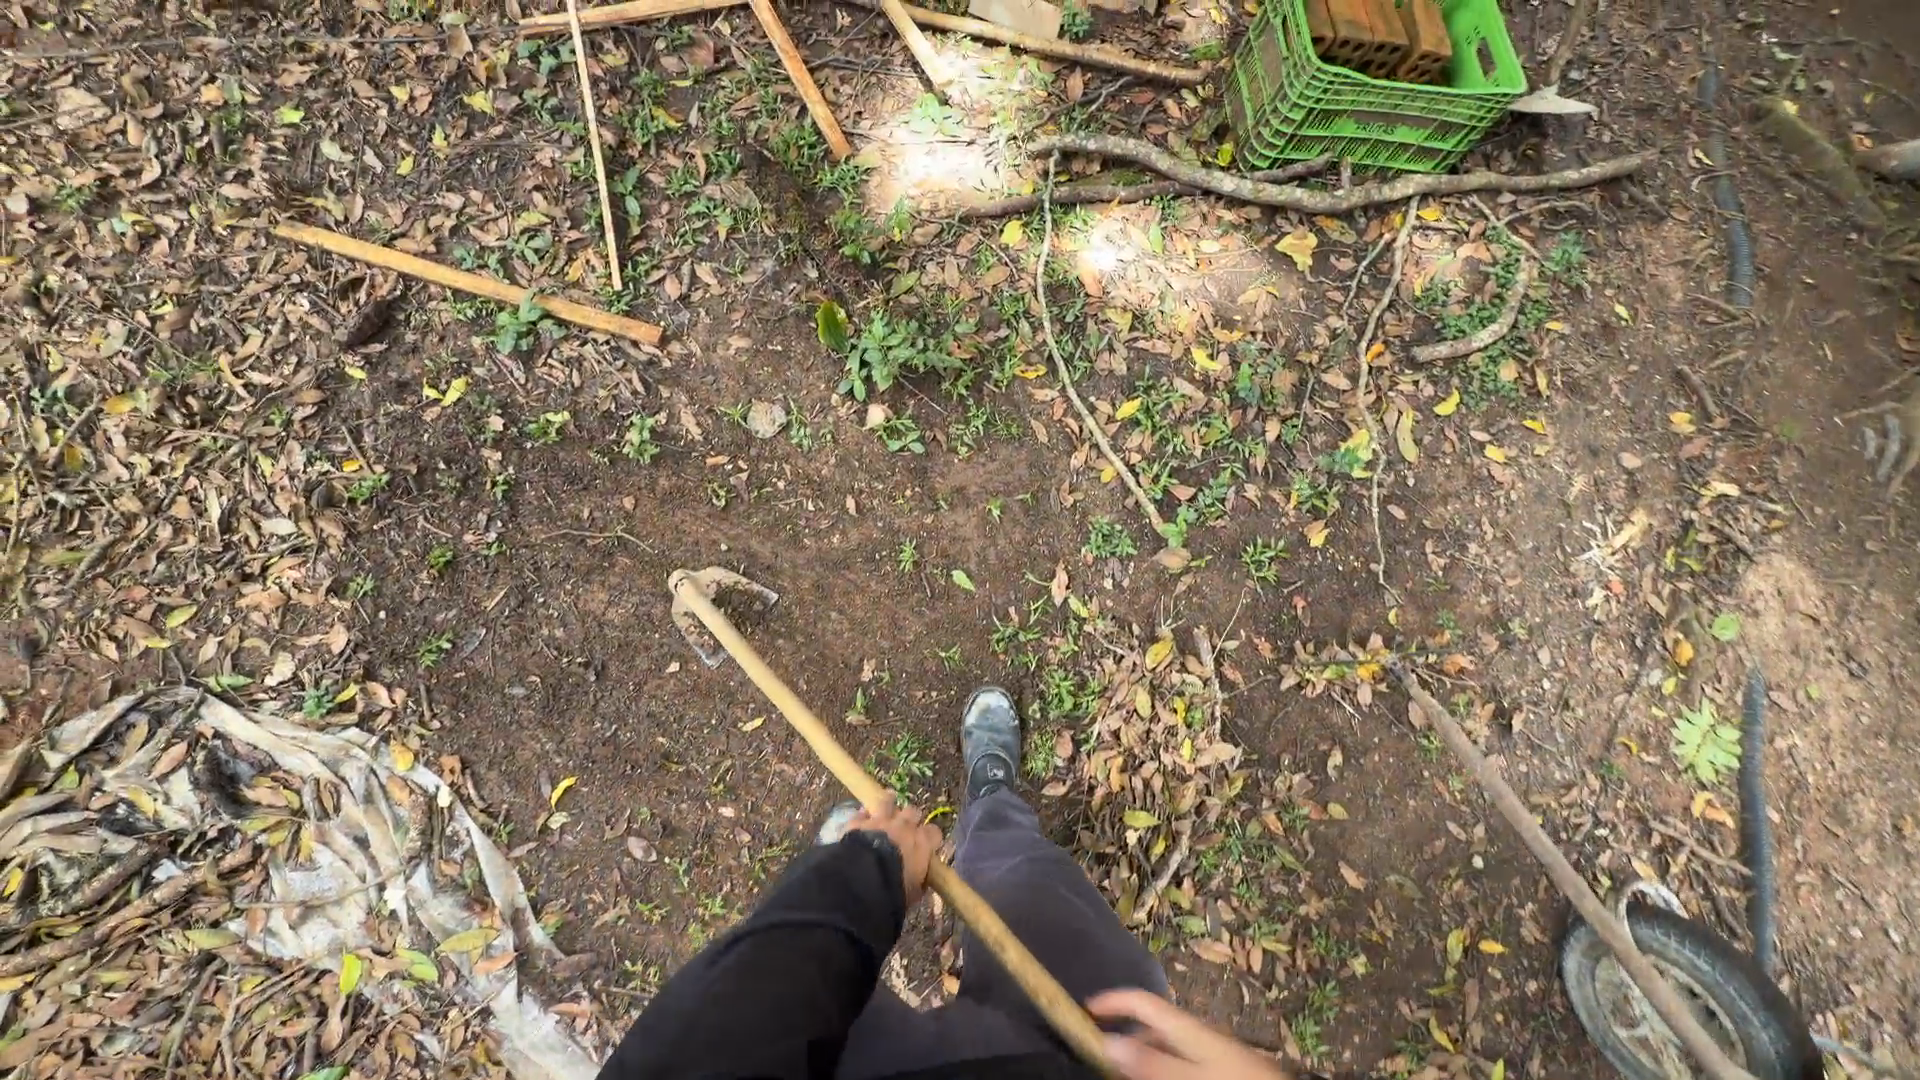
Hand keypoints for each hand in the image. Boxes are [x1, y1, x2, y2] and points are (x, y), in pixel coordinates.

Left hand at [846, 793, 941, 907]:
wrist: (862, 882)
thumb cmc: (894, 890)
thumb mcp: (914, 894)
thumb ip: (919, 882)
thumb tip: (921, 882)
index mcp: (922, 842)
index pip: (934, 832)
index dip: (931, 838)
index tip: (928, 844)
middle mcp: (904, 826)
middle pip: (913, 812)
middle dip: (911, 819)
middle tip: (906, 829)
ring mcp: (881, 820)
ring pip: (888, 802)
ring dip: (888, 805)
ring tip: (887, 809)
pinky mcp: (859, 822)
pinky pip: (863, 813)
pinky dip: (864, 816)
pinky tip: (862, 819)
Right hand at [1088, 989, 1291, 1079]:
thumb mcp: (1190, 1075)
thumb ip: (1151, 1061)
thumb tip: (1106, 1039)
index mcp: (1187, 1027)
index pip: (1142, 1000)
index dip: (1112, 1000)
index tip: (1084, 1010)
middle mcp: (1197, 1035)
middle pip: (1152, 1027)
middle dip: (1125, 1037)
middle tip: (1100, 1056)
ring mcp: (1211, 1055)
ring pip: (1167, 1050)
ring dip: (1144, 1058)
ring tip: (1125, 1073)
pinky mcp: (1222, 1071)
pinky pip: (1182, 1065)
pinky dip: (1164, 1070)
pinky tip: (1159, 1079)